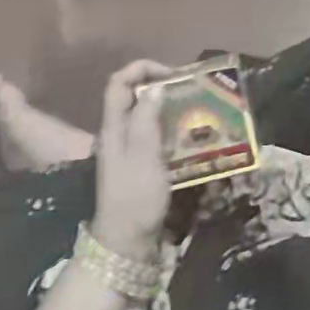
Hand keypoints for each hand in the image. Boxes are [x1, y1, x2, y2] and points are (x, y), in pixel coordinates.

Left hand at [90, 60, 175, 260]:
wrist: (127, 241)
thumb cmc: (135, 196)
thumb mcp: (143, 156)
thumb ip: (147, 120)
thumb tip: (155, 88)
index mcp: (113, 127)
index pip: (119, 82)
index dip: (142, 69)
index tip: (172, 74)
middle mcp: (118, 133)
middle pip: (134, 95)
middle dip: (161, 86)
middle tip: (190, 91)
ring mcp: (129, 149)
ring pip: (146, 115)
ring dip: (169, 107)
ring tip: (197, 110)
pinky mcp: (141, 164)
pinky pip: (154, 135)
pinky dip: (171, 129)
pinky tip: (192, 137)